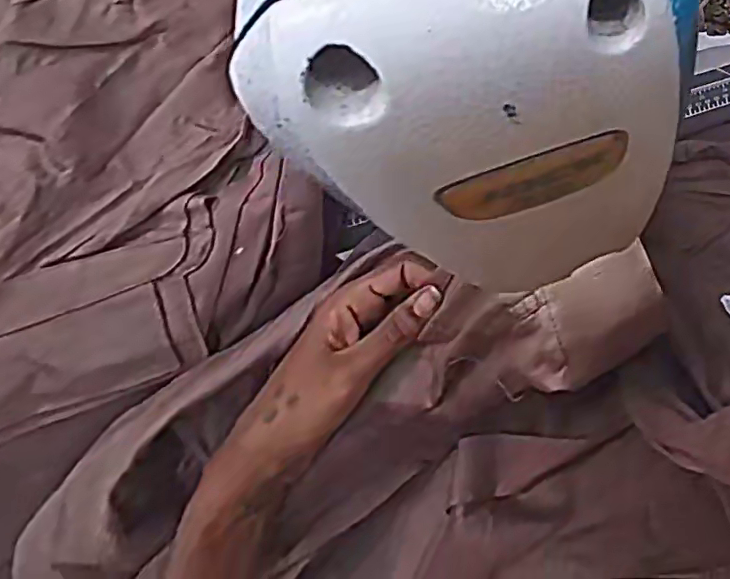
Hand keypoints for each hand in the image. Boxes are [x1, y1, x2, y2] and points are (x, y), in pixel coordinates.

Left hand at [226, 253, 444, 464]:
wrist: (263, 461)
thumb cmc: (300, 411)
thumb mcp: (353, 369)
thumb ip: (396, 330)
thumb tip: (435, 293)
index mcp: (345, 301)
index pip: (399, 269)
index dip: (430, 273)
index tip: (462, 287)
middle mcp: (353, 309)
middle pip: (402, 285)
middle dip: (432, 290)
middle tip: (466, 303)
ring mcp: (356, 331)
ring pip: (401, 308)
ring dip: (426, 312)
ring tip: (457, 320)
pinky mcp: (359, 354)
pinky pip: (395, 331)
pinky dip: (416, 332)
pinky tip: (434, 340)